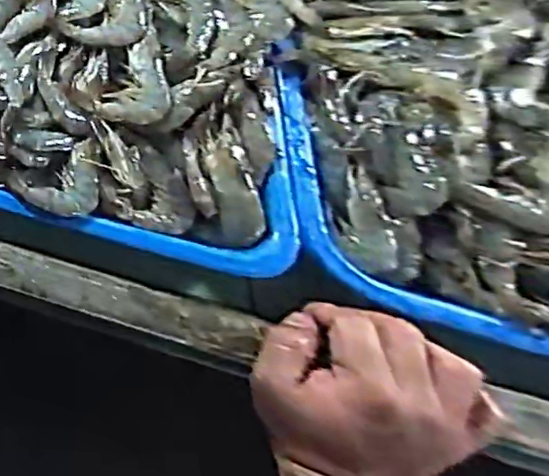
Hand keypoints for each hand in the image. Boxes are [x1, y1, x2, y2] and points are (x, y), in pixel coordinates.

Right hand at [252, 302, 502, 475]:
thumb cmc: (300, 431)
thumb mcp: (268, 382)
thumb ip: (281, 343)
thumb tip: (303, 318)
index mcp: (369, 388)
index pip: (354, 324)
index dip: (324, 313)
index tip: (308, 321)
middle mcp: (419, 402)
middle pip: (403, 333)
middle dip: (363, 320)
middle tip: (338, 329)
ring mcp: (451, 422)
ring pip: (450, 361)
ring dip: (413, 345)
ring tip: (381, 348)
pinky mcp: (465, 438)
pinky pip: (482, 400)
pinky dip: (455, 381)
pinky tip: (424, 376)